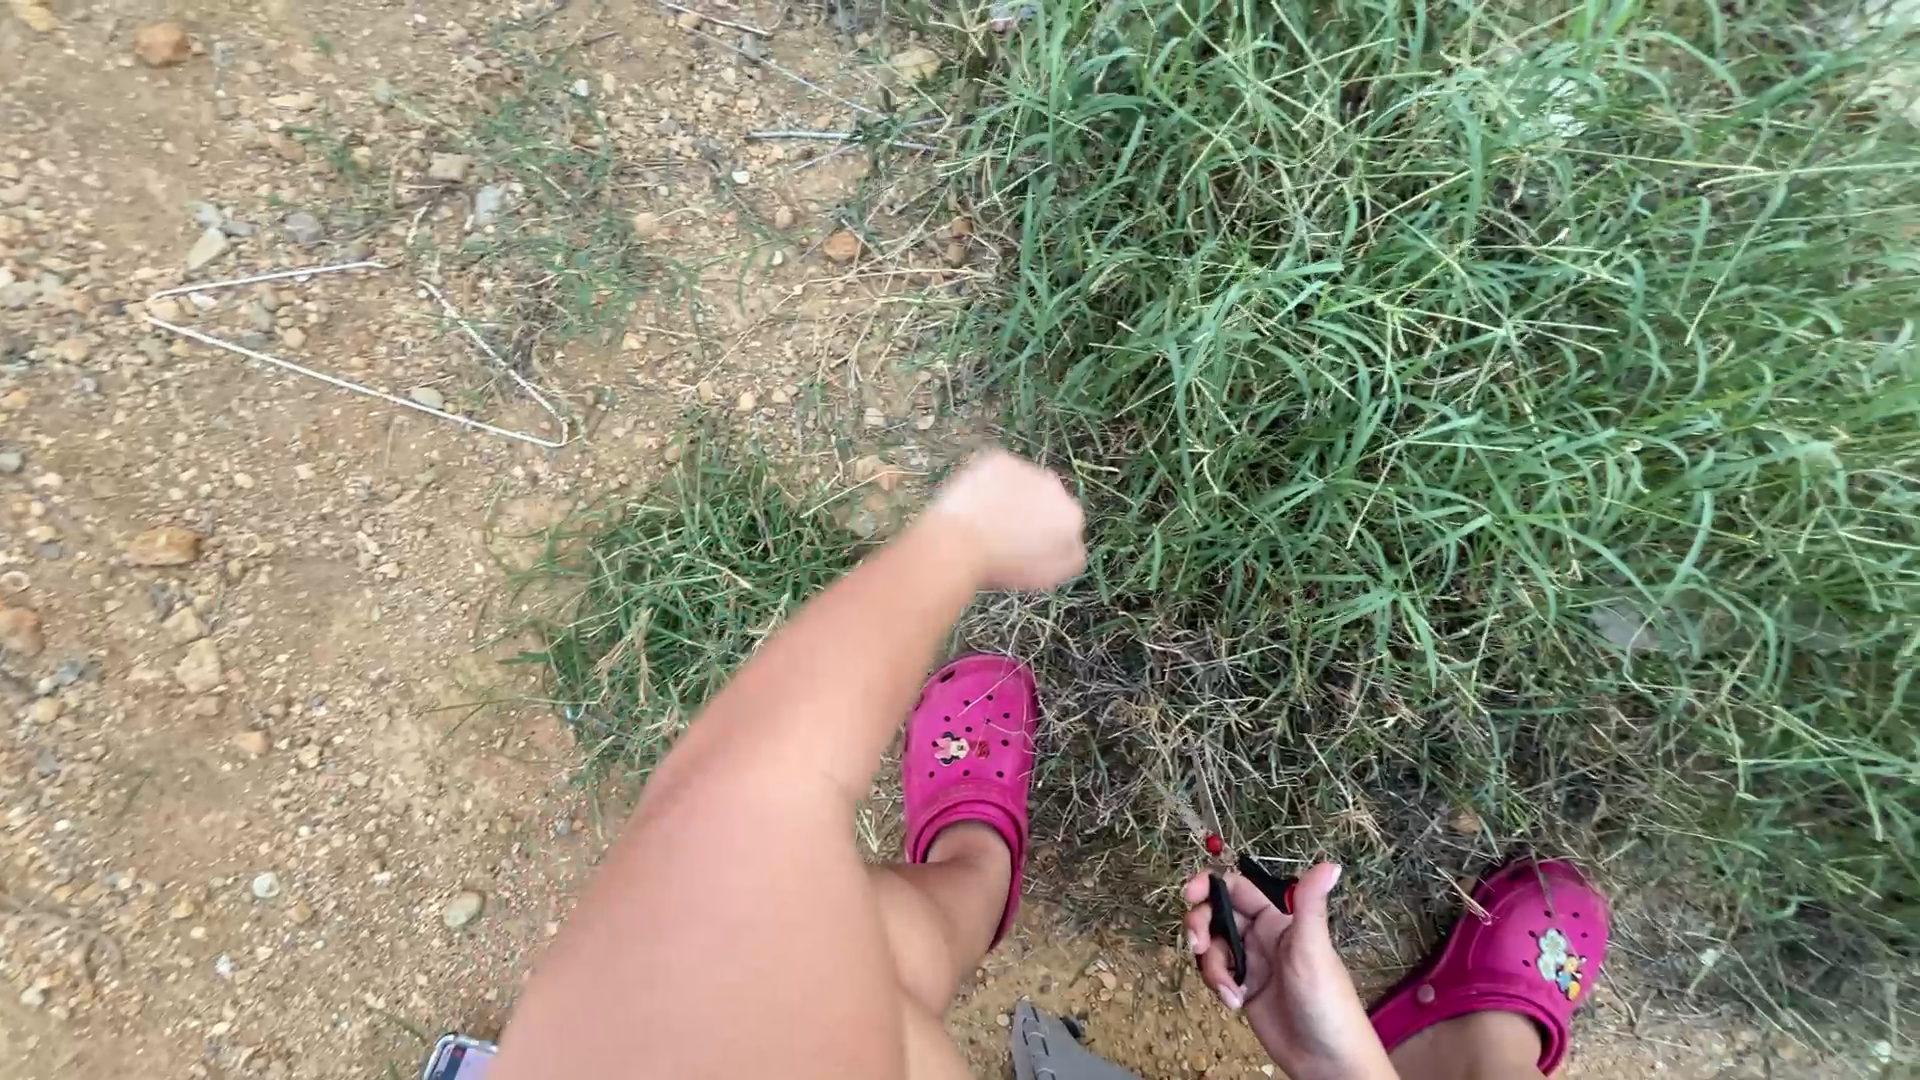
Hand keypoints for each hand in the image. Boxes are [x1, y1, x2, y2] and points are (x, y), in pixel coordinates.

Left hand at [923, 448, 1084, 590]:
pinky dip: (991, 481)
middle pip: (1047, 498)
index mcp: (1072, 516)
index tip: (1027, 546)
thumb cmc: (1003, 566)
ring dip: (1012, 494)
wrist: (961, 544)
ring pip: (1024, 482)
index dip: (1047, 535)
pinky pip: (999, 470)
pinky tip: (977, 500)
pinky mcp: (999, 459)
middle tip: (1006, 532)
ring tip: (987, 518)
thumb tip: (1074, 545)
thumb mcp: (1048, 576)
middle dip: (1032, 510)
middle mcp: (1056, 486)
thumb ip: (1071, 557)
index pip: (1065, 523)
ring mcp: (1027, 469)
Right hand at [1183, 863, 1396, 1079]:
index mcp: (1276, 919)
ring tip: (1228, 990)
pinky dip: (1217, 984)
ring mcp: (1249, 963)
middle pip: (1215, 914)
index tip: (1189, 894)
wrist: (1330, 1066)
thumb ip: (1310, 904)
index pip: (1235, 888)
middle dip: (1200, 926)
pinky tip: (1234, 1002)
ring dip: (1211, 964)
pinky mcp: (1242, 988)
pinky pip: (1216, 973)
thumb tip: (1331, 863)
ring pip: (1212, 946)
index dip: (1209, 885)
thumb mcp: (1313, 949)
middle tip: (1197, 946)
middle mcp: (1260, 936)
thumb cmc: (1327, 1001)